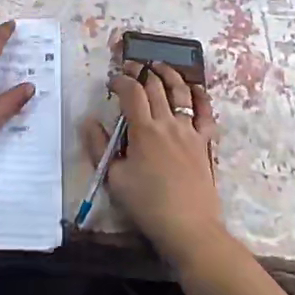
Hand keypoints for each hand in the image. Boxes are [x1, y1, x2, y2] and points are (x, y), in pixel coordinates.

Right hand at [79, 63, 222, 259]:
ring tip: (158, 66)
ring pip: (180, 91)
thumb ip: (99, 147)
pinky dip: (200, 95)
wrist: (189, 228)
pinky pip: (205, 112)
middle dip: (141, 71)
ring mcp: (189, 130)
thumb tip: (88, 121)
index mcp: (144, 130)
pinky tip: (194, 88)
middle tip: (131, 67)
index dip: (121, 81)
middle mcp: (167, 123)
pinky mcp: (204, 142)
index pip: (132, 92)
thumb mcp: (114, 179)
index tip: (112, 81)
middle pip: (155, 86)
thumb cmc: (147, 205)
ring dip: (168, 74)